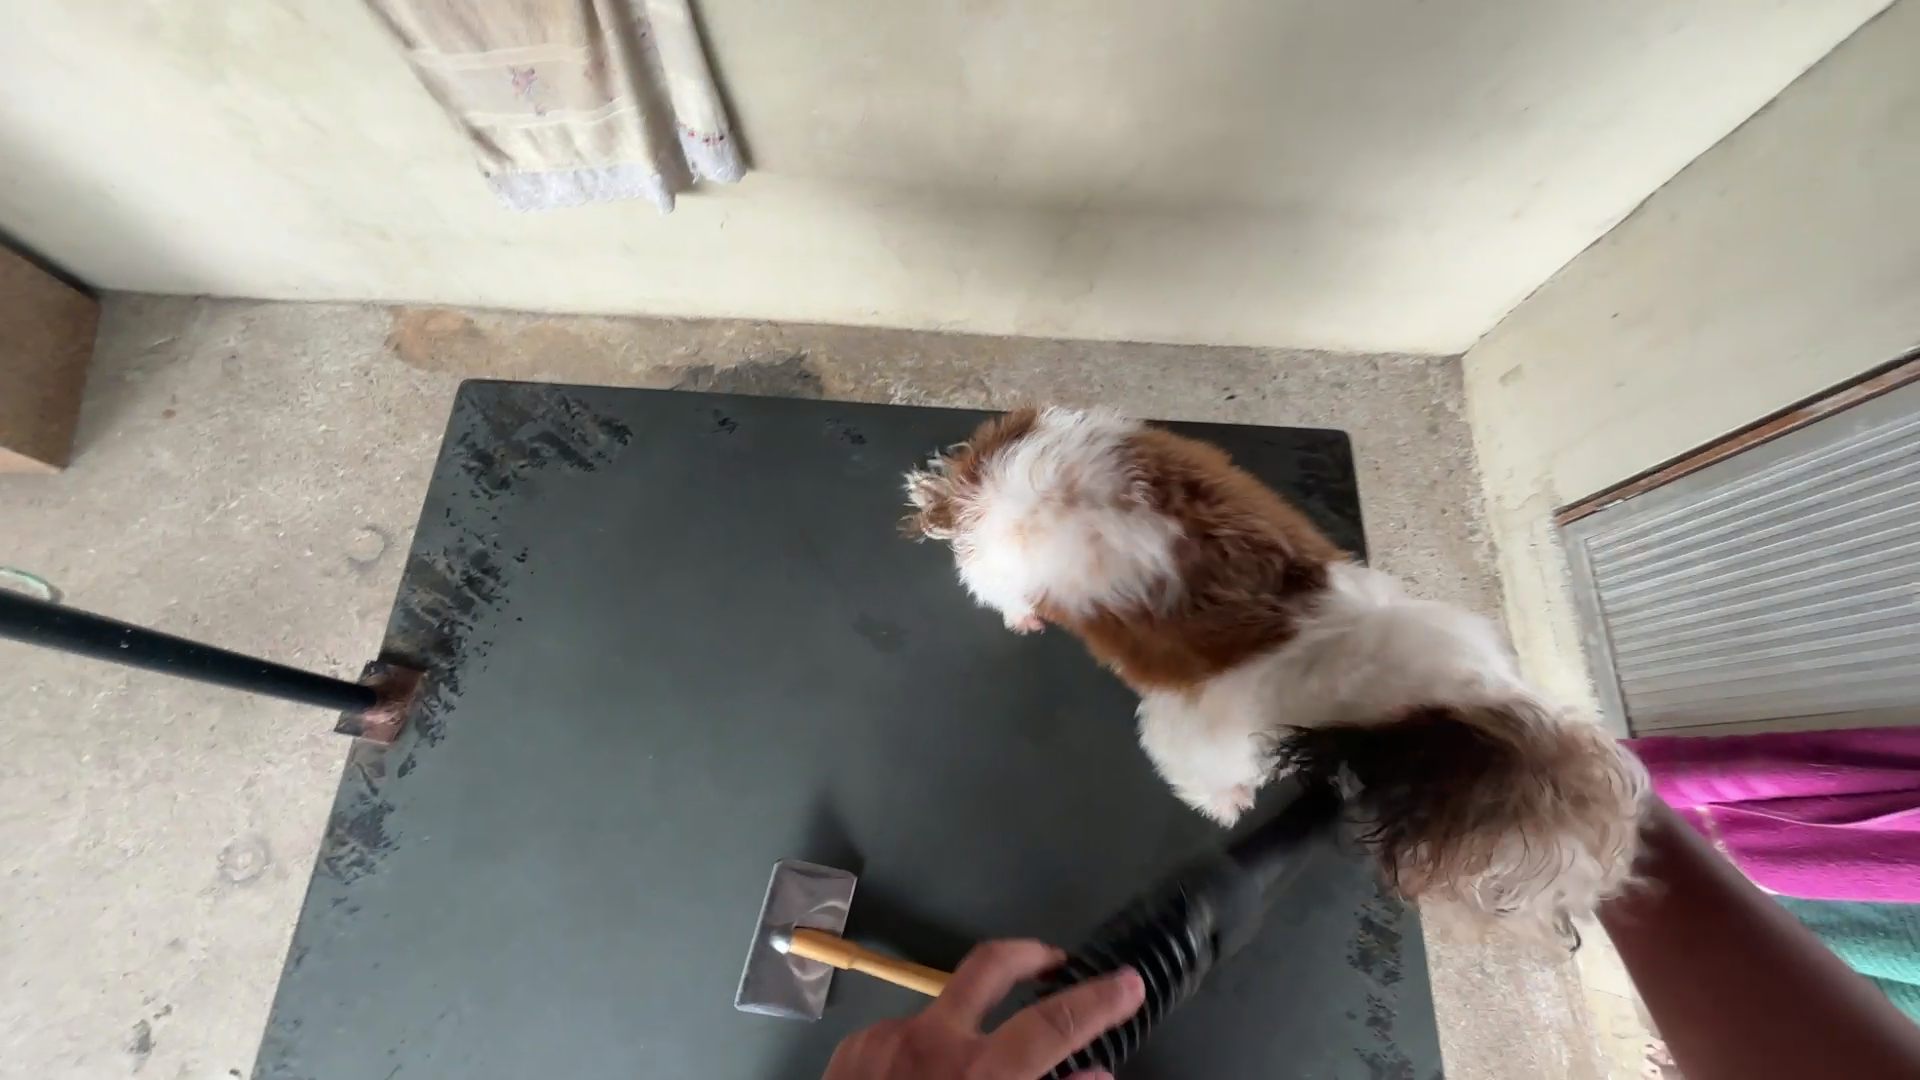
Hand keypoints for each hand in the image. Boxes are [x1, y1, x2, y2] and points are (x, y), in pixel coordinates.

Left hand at [821, 940, 1144, 1079]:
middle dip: (1029, 954)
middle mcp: (930, 1044)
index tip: (1129, 983)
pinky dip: (921, 1056)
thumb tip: (1094, 1077)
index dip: (1097, 1003)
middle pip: (990, 965)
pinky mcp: (855, 1046)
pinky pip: (903, 1036)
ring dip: (966, 1029)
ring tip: (965, 1073)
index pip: (1051, 1026)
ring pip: (943, 1008)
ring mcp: (887, 1037)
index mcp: (975, 1078)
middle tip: (1055, 960)